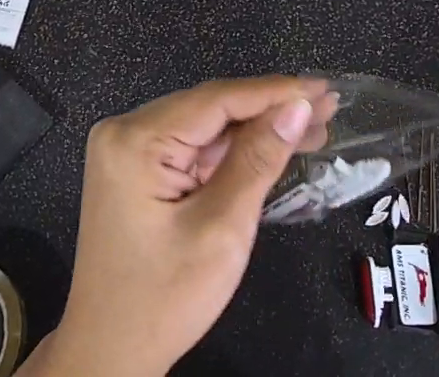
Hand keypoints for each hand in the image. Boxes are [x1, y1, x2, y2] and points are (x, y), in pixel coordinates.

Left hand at [20, 76, 335, 376]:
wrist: (109, 349)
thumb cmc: (165, 297)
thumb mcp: (221, 229)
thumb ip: (258, 160)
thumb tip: (296, 107)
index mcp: (136, 140)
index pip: (216, 99)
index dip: (274, 91)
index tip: (323, 89)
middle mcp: (125, 132)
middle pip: (211, 108)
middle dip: (270, 108)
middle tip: (328, 108)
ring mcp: (127, 150)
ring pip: (205, 126)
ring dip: (256, 129)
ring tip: (314, 127)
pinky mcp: (136, 169)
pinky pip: (192, 147)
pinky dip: (232, 151)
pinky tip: (272, 148)